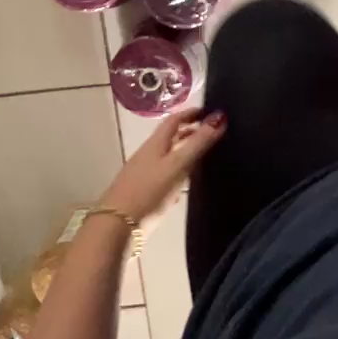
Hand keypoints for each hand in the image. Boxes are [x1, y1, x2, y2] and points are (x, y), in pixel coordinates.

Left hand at [98, 108, 225, 236]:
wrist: (117, 227)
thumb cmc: (149, 192)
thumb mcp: (177, 165)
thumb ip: (198, 143)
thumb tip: (220, 117)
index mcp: (155, 144)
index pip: (173, 120)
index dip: (191, 113)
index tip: (210, 111)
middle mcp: (148, 155)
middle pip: (170, 137)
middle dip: (190, 131)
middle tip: (213, 133)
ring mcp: (144, 174)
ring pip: (168, 156)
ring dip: (186, 152)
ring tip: (206, 156)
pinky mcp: (144, 192)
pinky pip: (165, 174)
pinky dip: (179, 171)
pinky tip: (187, 184)